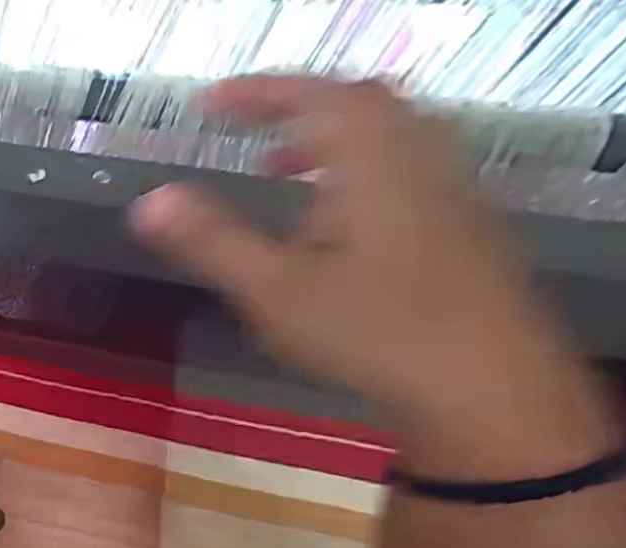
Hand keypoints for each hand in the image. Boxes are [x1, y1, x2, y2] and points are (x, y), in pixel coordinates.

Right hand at [128, 76, 618, 479]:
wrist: (478, 376)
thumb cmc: (367, 329)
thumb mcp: (272, 289)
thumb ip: (211, 241)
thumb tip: (147, 201)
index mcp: (372, 163)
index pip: (316, 98)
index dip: (261, 91)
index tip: (208, 100)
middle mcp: (417, 159)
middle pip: (361, 104)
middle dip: (295, 106)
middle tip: (243, 124)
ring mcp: (444, 189)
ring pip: (387, 134)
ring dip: (326, 138)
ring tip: (275, 169)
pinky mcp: (453, 222)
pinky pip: (400, 166)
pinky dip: (352, 168)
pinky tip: (326, 217)